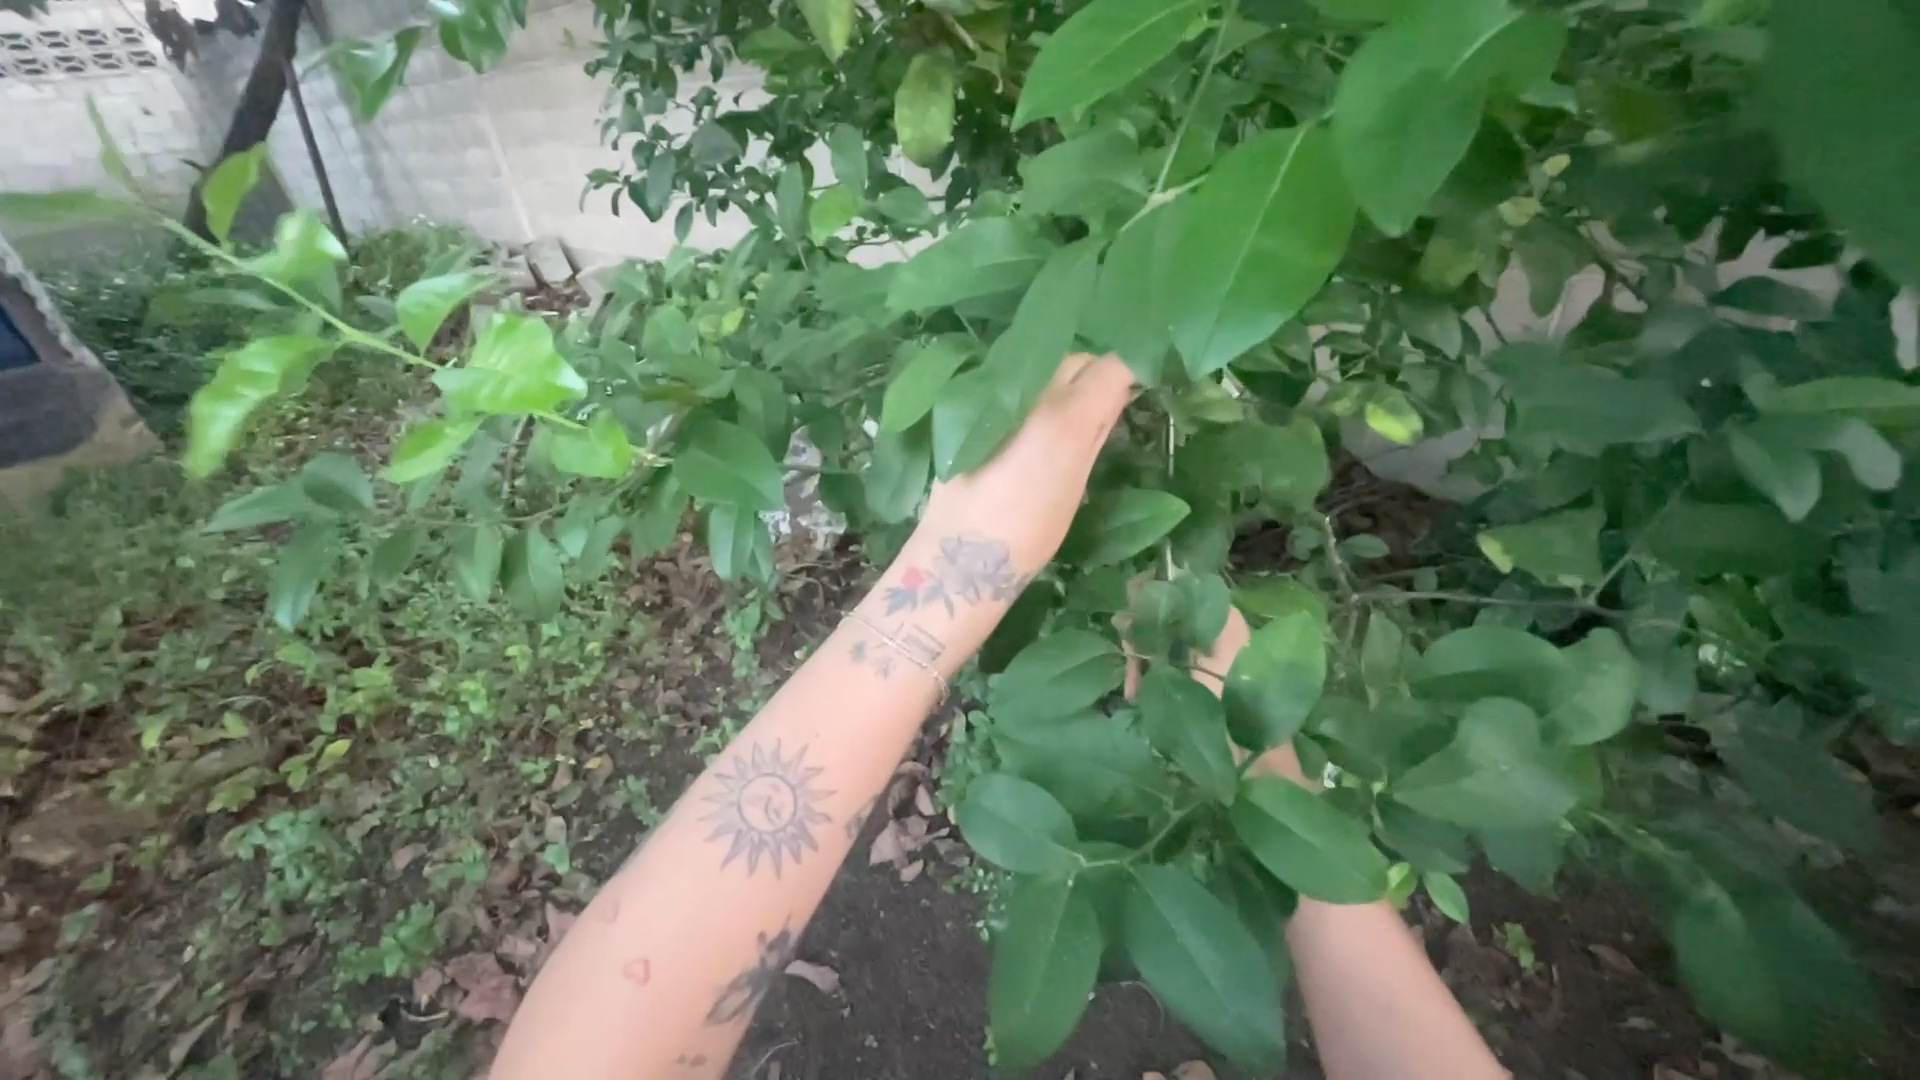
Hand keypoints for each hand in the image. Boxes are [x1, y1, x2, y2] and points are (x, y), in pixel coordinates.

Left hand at [916, 353, 1133, 572]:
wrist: (959, 557)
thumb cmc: (1027, 536)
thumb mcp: (1075, 486)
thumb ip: (1096, 434)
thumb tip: (1116, 396)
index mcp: (1063, 419)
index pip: (1111, 367)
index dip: (1128, 375)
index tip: (1132, 393)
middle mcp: (1030, 394)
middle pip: (1075, 361)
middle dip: (1093, 376)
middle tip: (1101, 408)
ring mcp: (995, 394)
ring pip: (1043, 367)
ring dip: (1061, 383)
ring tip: (1065, 419)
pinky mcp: (968, 406)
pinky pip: (1014, 383)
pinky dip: (1031, 393)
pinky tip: (1029, 425)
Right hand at [1128, 605, 1318, 789]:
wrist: (1255, 760)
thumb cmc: (1234, 704)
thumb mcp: (1198, 664)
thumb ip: (1160, 636)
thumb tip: (1123, 615)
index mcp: (1217, 615)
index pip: (1173, 585)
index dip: (1147, 595)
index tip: (1129, 619)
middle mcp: (1206, 628)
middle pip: (1158, 614)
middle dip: (1139, 635)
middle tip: (1131, 664)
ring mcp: (1196, 654)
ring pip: (1153, 641)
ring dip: (1138, 660)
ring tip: (1134, 690)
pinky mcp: (1187, 679)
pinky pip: (1157, 666)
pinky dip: (1145, 676)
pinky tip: (1137, 695)